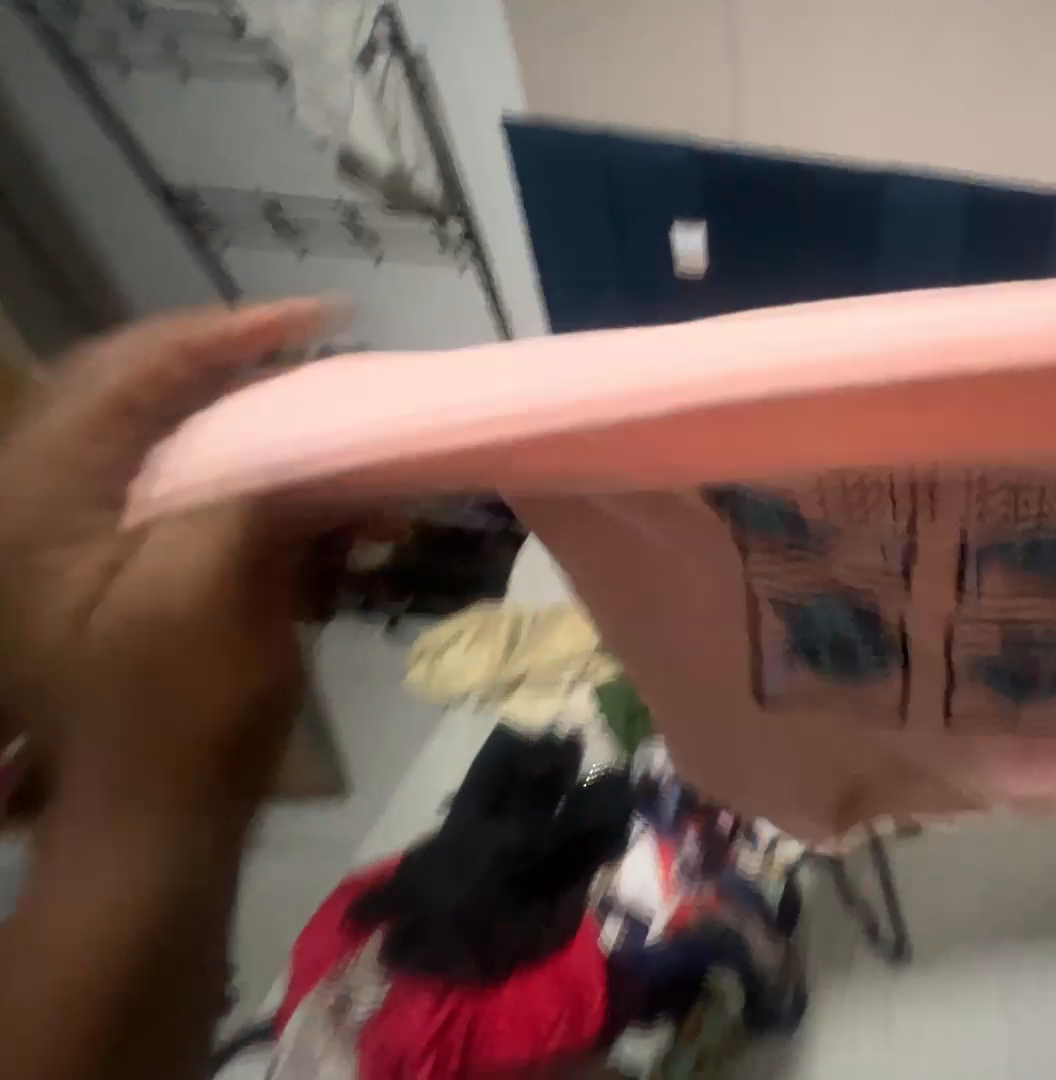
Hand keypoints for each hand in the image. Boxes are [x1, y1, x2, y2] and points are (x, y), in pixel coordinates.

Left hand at [0, 301, 336, 823]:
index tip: (325, 317)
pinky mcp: (155, 565)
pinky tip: (359, 526)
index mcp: (42, 495)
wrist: (159, 802)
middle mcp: (58, 498)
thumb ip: (246, 494)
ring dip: (296, 450)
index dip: (228, 333)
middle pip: (161, 397)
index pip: (130, 372)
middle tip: (347, 374)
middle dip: (263, 382)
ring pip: (206, 450)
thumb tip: (311, 430)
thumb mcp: (210, 591)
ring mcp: (107, 534)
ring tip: (370, 469)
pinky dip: (298, 501)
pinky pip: (231, 503)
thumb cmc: (176, 705)